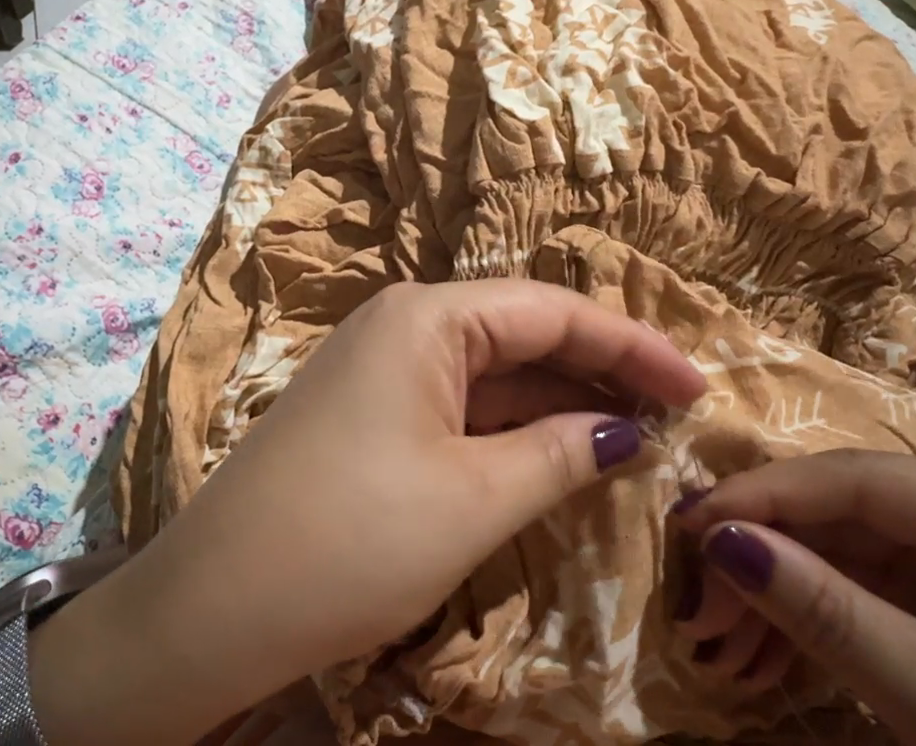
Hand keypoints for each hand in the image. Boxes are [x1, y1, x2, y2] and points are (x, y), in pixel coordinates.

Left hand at [62, 278, 705, 740]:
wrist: (215, 605)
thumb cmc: (354, 538)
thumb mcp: (475, 497)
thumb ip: (561, 453)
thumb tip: (624, 432)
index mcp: (427, 318)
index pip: (552, 311)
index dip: (632, 346)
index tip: (699, 390)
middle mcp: (401, 327)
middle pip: (522, 334)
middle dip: (599, 372)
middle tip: (674, 417)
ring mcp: (380, 372)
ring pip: (491, 374)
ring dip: (559, 404)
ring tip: (632, 438)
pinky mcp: (368, 416)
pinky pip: (458, 407)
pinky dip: (512, 430)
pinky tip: (557, 455)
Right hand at [671, 450, 915, 744]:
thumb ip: (826, 613)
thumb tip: (714, 537)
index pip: (858, 480)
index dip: (762, 495)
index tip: (684, 525)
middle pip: (838, 513)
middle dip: (760, 558)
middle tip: (696, 612)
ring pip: (833, 549)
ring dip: (769, 594)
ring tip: (715, 646)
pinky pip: (853, 587)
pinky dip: (801, 619)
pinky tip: (756, 656)